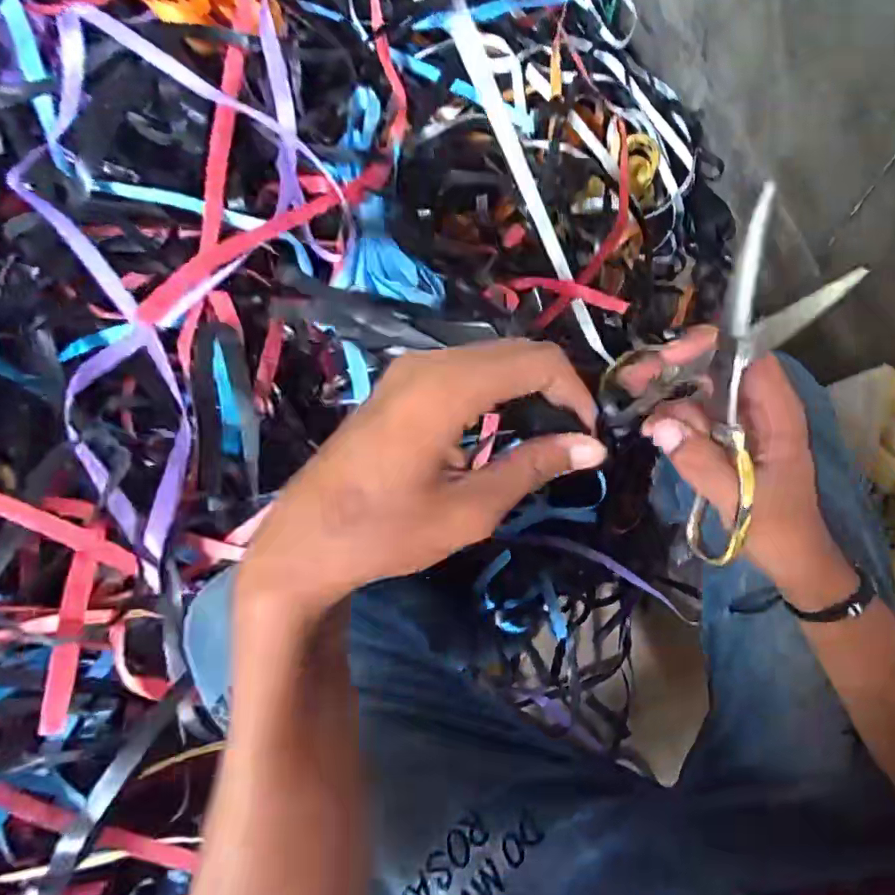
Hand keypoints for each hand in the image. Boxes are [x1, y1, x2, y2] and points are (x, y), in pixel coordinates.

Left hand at [239, 339, 604, 613]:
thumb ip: (533, 468)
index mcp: (446, 388)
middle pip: (518, 351)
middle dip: (557, 388)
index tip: (588, 437)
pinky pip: (467, 370)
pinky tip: (503, 430)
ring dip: (529, 389)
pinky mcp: (401, 384)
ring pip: (494, 357)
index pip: (538, 361)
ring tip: (545, 438)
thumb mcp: (470, 509)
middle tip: (573, 439)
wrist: (302, 543)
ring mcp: (410, 369)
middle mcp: (429, 363)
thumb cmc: (385, 533)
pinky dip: (499, 391)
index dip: (576, 393)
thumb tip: (593, 448)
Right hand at [624, 328, 856, 607]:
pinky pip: (702, 421)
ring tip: (639, 410)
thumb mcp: (740, 500)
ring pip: (707, 394)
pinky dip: (678, 422)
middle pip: (721, 371)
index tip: (669, 357)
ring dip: (672, 397)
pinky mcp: (730, 445)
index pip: (750, 359)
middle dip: (680, 370)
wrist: (795, 564)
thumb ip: (701, 463)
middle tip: (637, 381)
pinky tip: (653, 429)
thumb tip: (659, 426)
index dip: (711, 348)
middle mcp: (763, 412)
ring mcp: (746, 427)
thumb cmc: (779, 531)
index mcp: (779, 416)